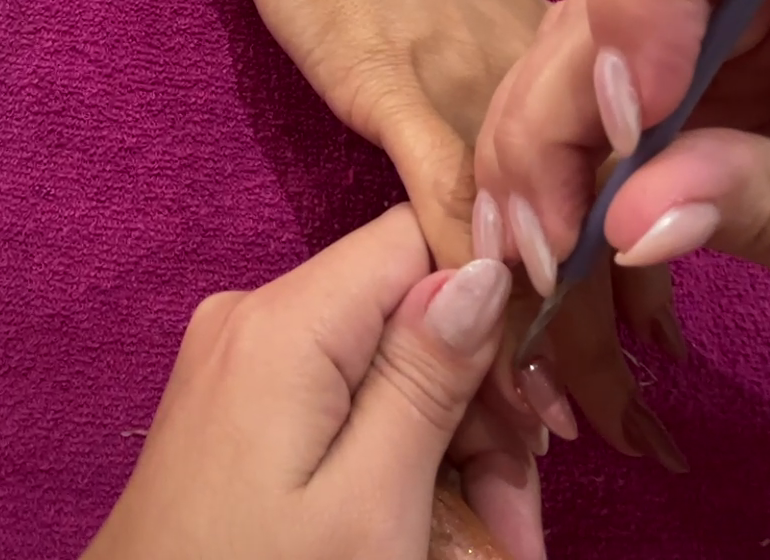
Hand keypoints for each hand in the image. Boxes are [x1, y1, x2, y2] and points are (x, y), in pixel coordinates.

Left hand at [83, 204, 513, 559]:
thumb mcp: (368, 504)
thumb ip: (423, 378)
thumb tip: (482, 268)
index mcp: (281, 320)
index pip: (406, 239)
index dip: (486, 298)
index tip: (534, 399)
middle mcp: (252, 312)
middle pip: (398, 312)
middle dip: (471, 406)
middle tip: (514, 522)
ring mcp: (238, 349)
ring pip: (375, 357)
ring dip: (442, 442)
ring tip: (484, 542)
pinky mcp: (235, 387)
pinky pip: (334, 387)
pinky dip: (386, 444)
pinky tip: (420, 519)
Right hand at [233, 0, 671, 484]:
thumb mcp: (452, 20)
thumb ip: (491, 94)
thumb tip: (514, 174)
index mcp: (561, 63)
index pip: (622, 191)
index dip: (633, 285)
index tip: (641, 369)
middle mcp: (540, 82)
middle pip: (597, 224)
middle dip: (613, 338)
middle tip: (629, 434)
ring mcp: (474, 86)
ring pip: (538, 229)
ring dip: (556, 336)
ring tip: (569, 425)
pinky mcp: (400, 95)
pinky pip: (453, 204)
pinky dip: (480, 280)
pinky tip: (493, 348)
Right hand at [475, 0, 769, 401]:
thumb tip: (623, 214)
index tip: (636, 118)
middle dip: (567, 97)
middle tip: (546, 225)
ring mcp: (756, 21)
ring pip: (590, 33)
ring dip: (540, 132)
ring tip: (536, 241)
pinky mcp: (711, 69)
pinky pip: (596, 86)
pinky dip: (553, 151)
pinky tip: (547, 219)